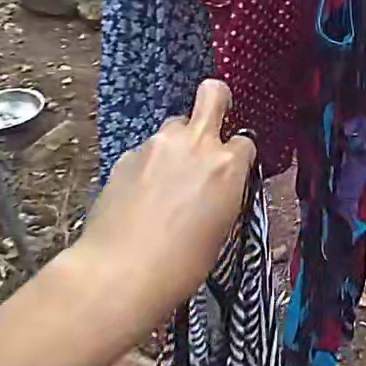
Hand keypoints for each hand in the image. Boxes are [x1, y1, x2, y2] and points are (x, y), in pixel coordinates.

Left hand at [62, 79, 255, 328]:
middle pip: (212, 94)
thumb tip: (218, 185)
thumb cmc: (181, 265)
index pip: (244, 141)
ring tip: (167, 180)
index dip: (239, 155)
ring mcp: (158, 145)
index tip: (232, 171)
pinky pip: (147, 150)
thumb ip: (224, 192)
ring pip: (174, 126)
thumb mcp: (221, 229)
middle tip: (211, 124)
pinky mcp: (127, 155)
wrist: (120, 272)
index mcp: (226, 165)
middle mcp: (194, 143)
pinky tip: (141, 196)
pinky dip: (149, 165)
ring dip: (177, 143)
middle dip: (218, 99)